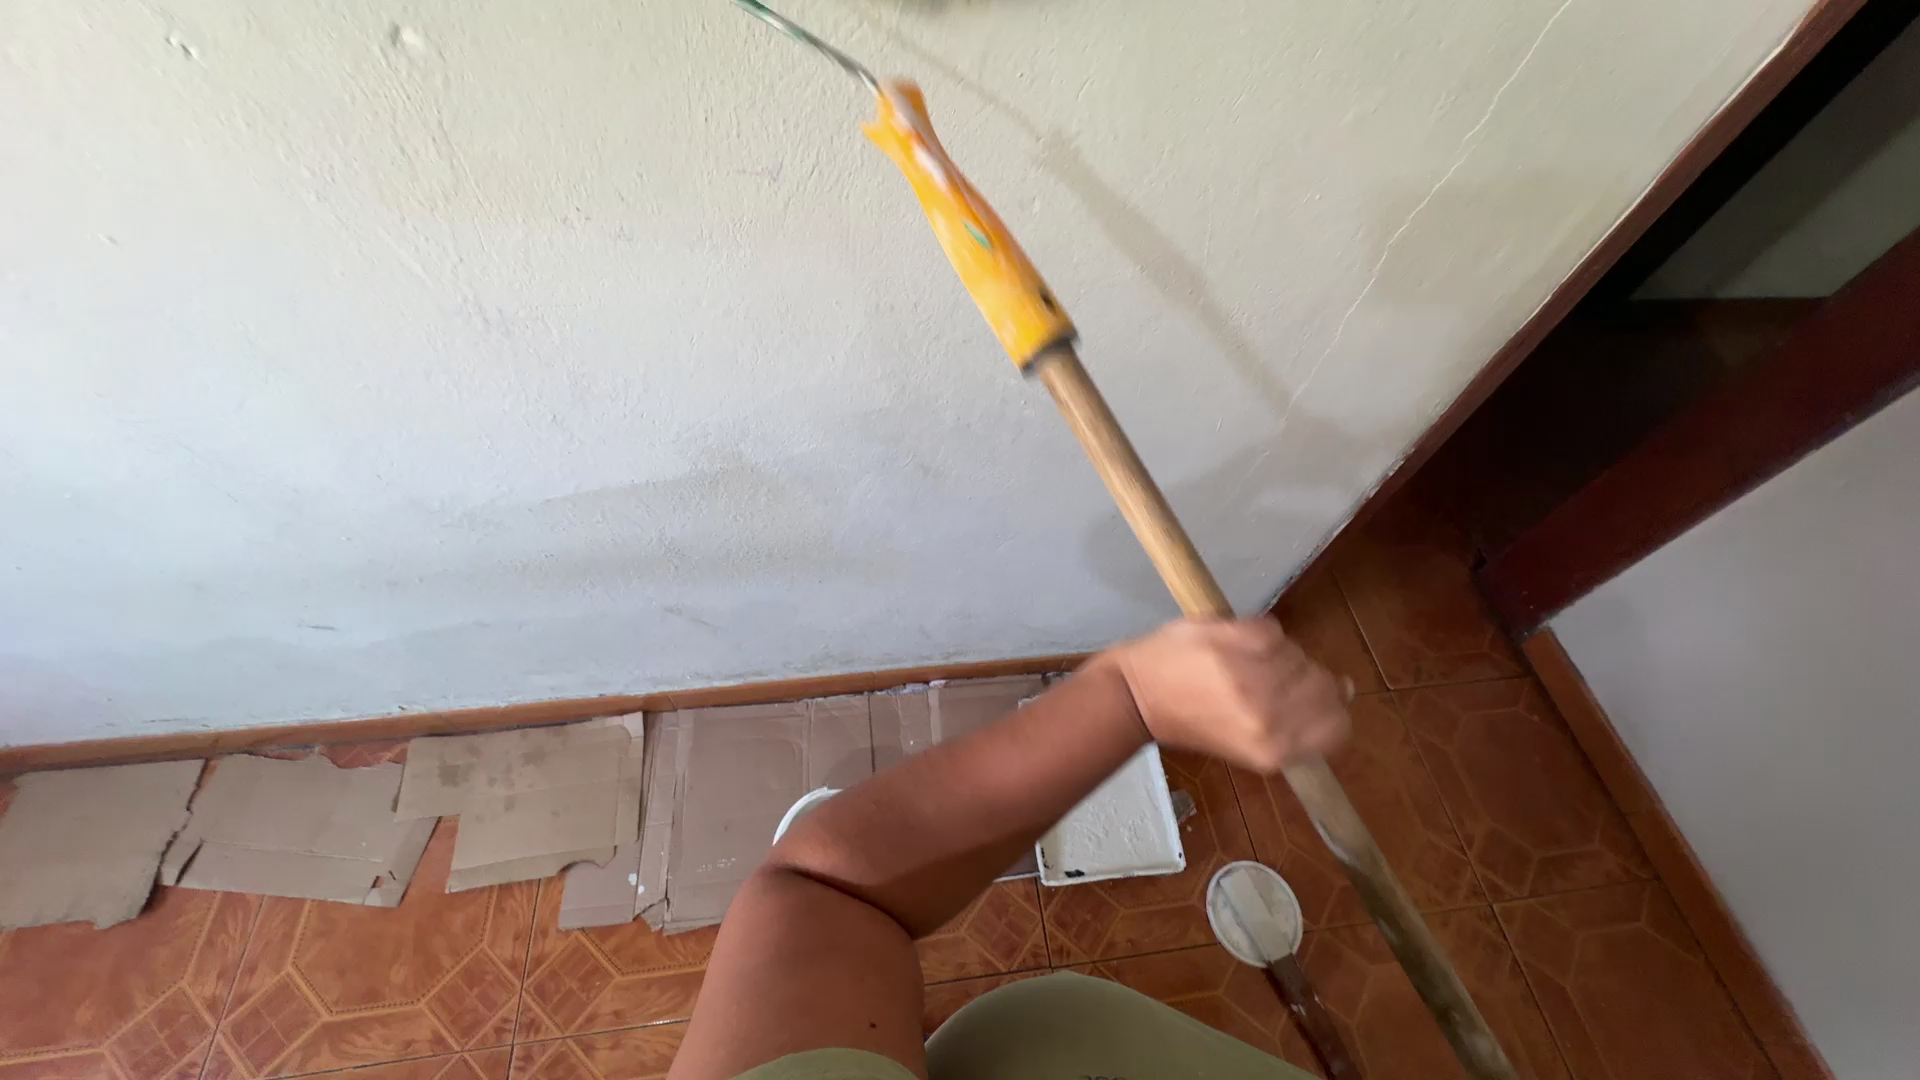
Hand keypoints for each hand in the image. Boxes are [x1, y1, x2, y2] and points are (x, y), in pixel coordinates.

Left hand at [1099, 616, 1350, 772]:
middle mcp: (1267, 716)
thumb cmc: (1190, 719)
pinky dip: (1256, 632)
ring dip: (1275, 654)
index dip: (1326, 709)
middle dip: (1300, 678)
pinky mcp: (1234, 638)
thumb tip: (1348, 688)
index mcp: (1273, 750)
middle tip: (1261, 678)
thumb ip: (1298, 722)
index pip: (1338, 726)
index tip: (1300, 701)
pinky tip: (1230, 645)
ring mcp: (1250, 675)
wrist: (1136, 693)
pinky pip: (1273, 629)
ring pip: (1298, 654)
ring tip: (1238, 664)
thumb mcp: (1246, 741)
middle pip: (1324, 684)